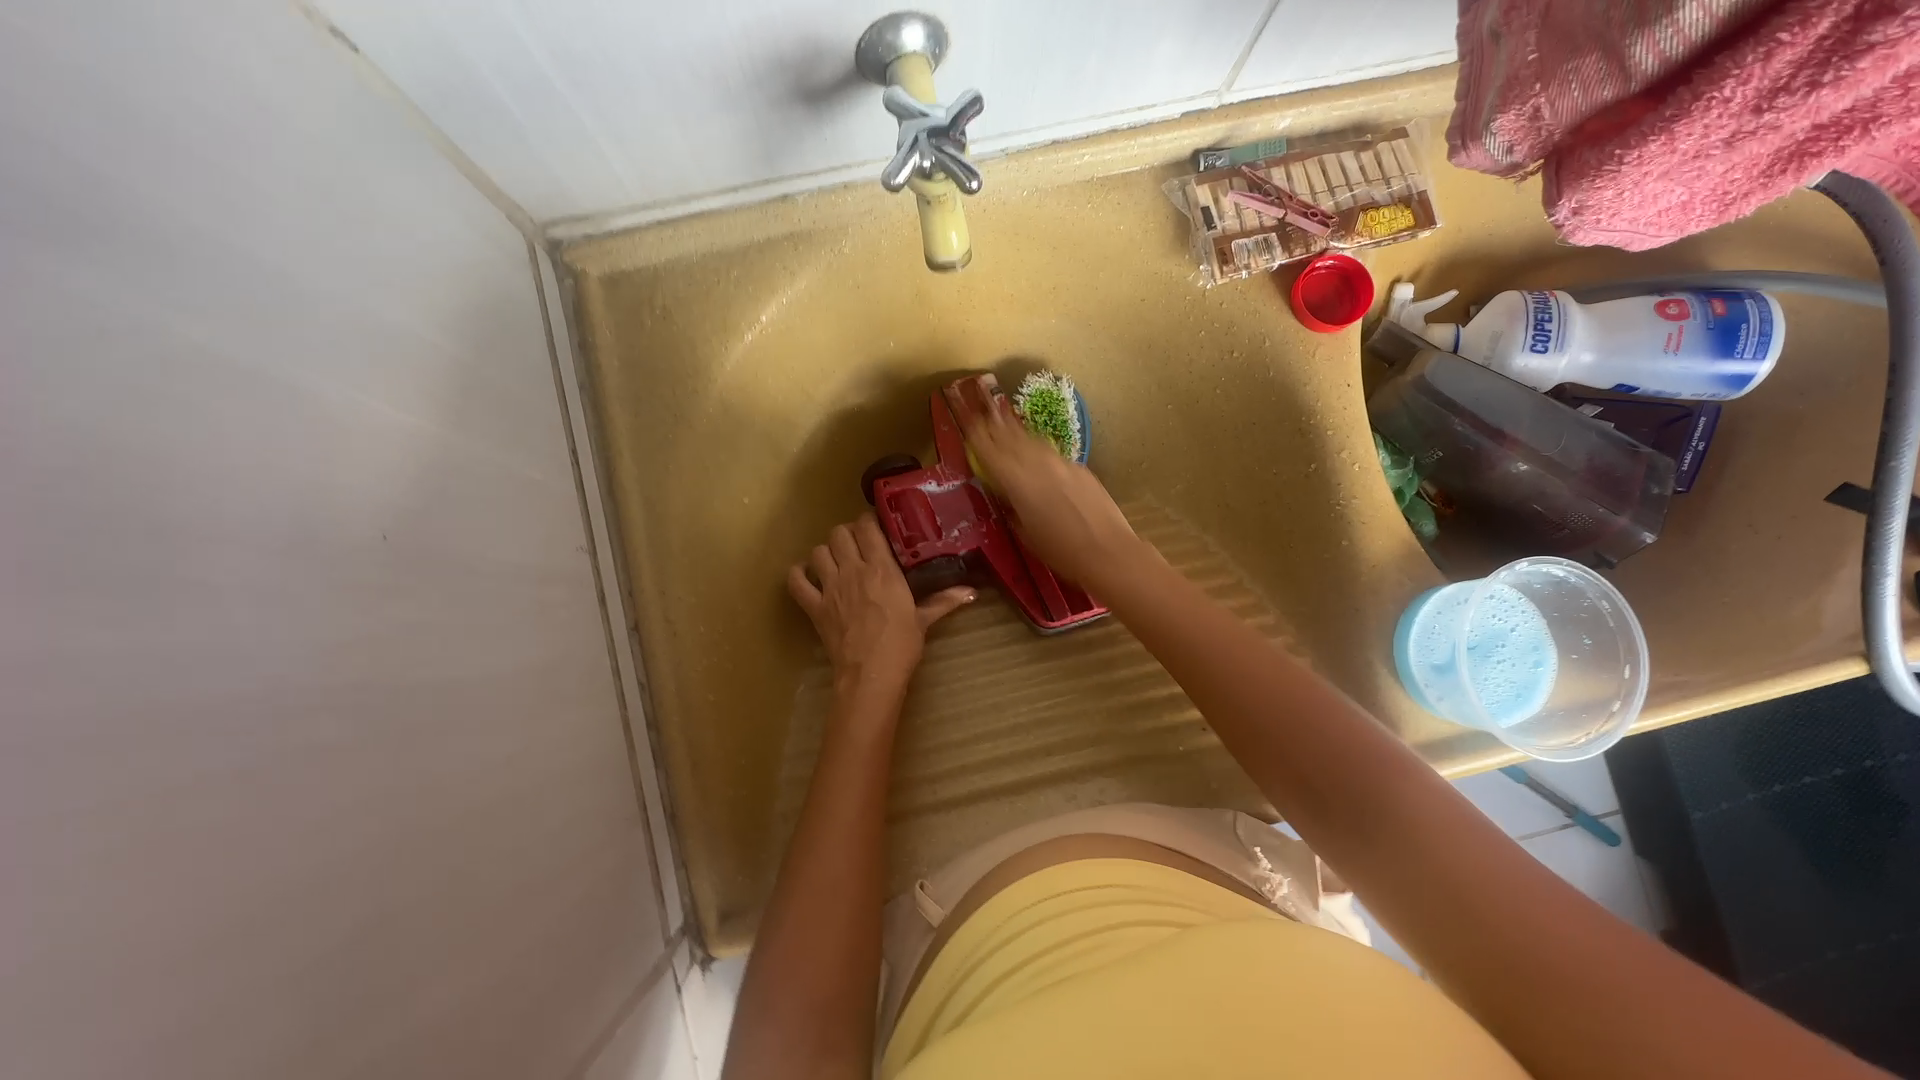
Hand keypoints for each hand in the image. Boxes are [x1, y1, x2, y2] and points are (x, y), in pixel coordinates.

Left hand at [788, 513, 975, 690]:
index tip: (875, 527)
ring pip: (818, 552)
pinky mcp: (814, 607)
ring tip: (834, 560)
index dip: (868, 521)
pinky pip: (796, 581)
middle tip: (856, 545)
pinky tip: (806, 575)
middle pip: (839, 533)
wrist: (871, 673)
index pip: (867, 527)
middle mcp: (853, 570)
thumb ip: (944, 600)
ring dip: (824, 552)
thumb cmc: (901, 645)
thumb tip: (972, 592)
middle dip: (846, 534)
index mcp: (881, 568)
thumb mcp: (924, 619)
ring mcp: (830, 587)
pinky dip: (797, 575)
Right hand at [959, 385, 1142, 588]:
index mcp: (1017, 482)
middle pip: (1011, 438)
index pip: (990, 452)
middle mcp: (1038, 465)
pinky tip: (1037, 454)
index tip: (969, 425)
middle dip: (995, 427)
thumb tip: (1009, 499)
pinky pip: (1052, 453)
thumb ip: (1013, 510)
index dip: (978, 437)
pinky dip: (1038, 450)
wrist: (1107, 551)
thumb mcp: (1025, 535)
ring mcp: (1061, 464)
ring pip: (1033, 441)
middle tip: (983, 415)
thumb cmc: (1061, 551)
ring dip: (1017, 434)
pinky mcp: (1079, 469)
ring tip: (1006, 425)